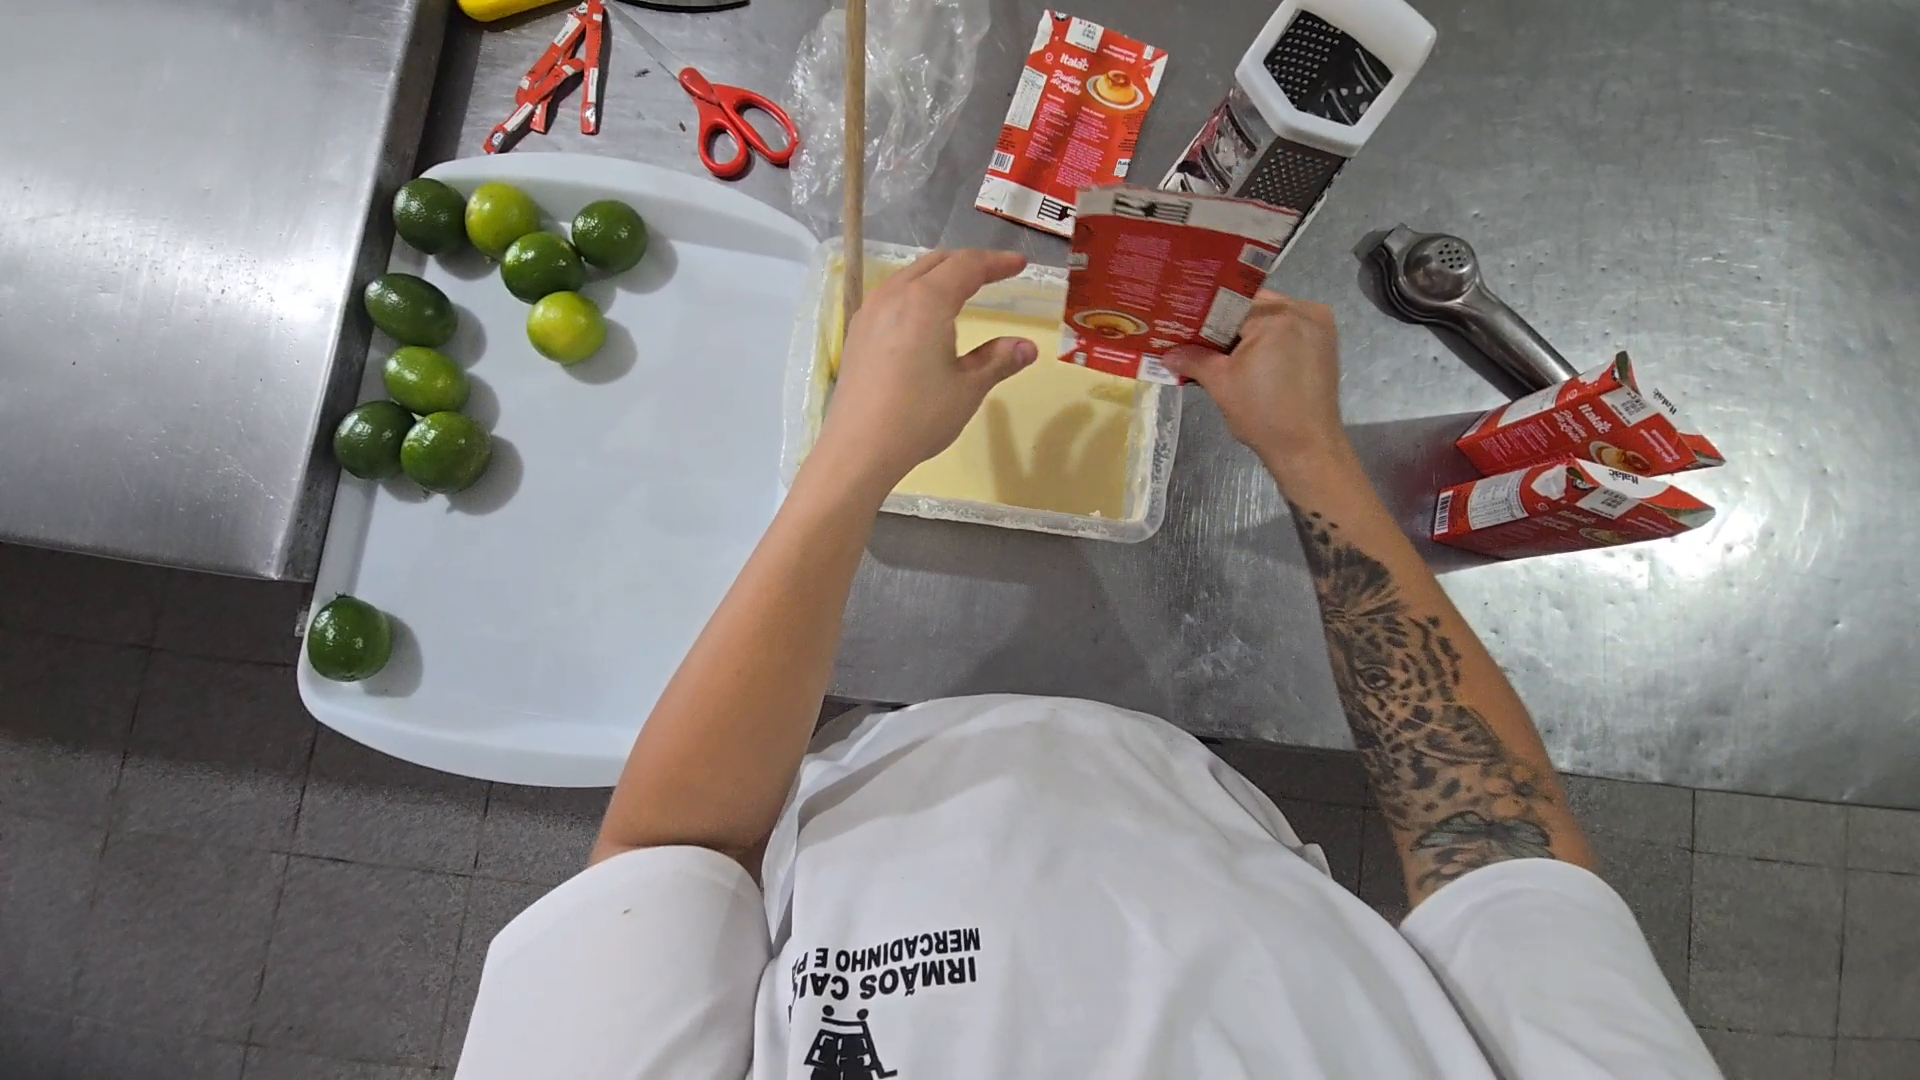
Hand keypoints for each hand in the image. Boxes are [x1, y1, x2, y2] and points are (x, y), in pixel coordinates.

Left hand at [812, 249, 1038, 491]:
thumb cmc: (920, 417)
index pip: (966, 266)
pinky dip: (916, 295)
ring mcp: (870, 313)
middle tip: (995, 274)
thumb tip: (1027, 347)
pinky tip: (924, 320)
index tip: (1019, 265)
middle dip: (968, 264)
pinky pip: (891, 297)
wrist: (859, 448)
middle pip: (935, 263)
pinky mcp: (857, 334)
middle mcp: (894, 295)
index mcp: (926, 301)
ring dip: (939, 277)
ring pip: (909, 277)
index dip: (996, 262)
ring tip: (962, 292)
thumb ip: (998, 360)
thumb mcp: (968, 389)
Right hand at [1164, 292, 1348, 479]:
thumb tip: (1168, 354)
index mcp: (1275, 317)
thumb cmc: (1262, 414)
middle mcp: (1303, 310)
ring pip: (1271, 316)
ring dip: (1247, 332)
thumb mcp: (1220, 385)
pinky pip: (1289, 328)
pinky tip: (1252, 359)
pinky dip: (1269, 339)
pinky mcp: (1325, 341)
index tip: (1184, 332)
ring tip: (1223, 353)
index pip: (1228, 305)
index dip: (1203, 319)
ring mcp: (1319, 324)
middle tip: (1199, 343)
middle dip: (1225, 325)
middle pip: (1251, 308)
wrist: (1307, 446)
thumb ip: (1193, 360)